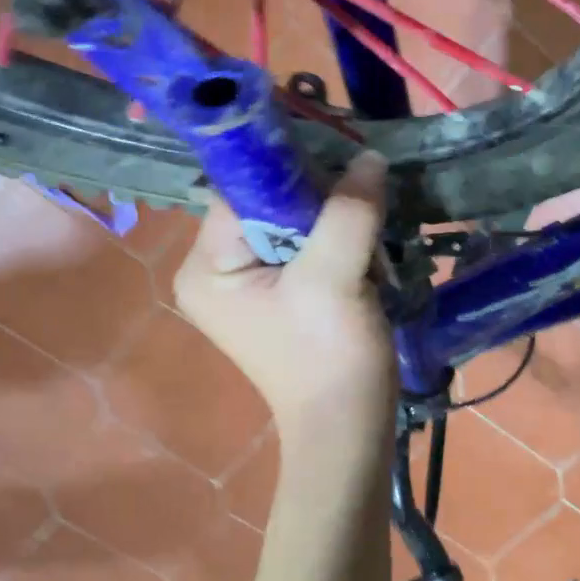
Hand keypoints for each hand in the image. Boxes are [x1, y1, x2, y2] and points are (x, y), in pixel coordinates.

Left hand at [174, 151, 397, 433]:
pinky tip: (368, 253)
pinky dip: (343, 241)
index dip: (288, 168)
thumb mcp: (335, 279)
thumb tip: (369, 156)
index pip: (241, 189)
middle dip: (321, 196)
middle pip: (269, 203)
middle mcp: (218, 269)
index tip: (341, 155)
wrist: (349, 425)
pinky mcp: (286, 296)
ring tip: (372, 229)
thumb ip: (348, 213)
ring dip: (338, 219)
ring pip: (297, 223)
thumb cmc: (328, 355)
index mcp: (207, 265)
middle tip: (366, 194)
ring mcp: (253, 285)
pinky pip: (311, 247)